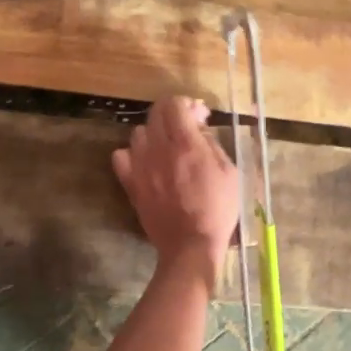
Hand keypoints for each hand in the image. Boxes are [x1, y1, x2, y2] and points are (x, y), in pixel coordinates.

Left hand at [112, 96, 236, 287]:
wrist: (190, 245)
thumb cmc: (217, 209)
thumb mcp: (229, 172)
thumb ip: (212, 145)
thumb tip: (199, 130)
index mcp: (186, 143)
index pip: (175, 104)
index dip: (188, 104)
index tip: (201, 117)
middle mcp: (158, 149)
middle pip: (155, 113)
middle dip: (172, 114)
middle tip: (186, 128)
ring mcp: (140, 166)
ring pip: (138, 132)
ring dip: (154, 133)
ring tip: (166, 146)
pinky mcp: (130, 183)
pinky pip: (121, 156)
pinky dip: (133, 153)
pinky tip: (146, 162)